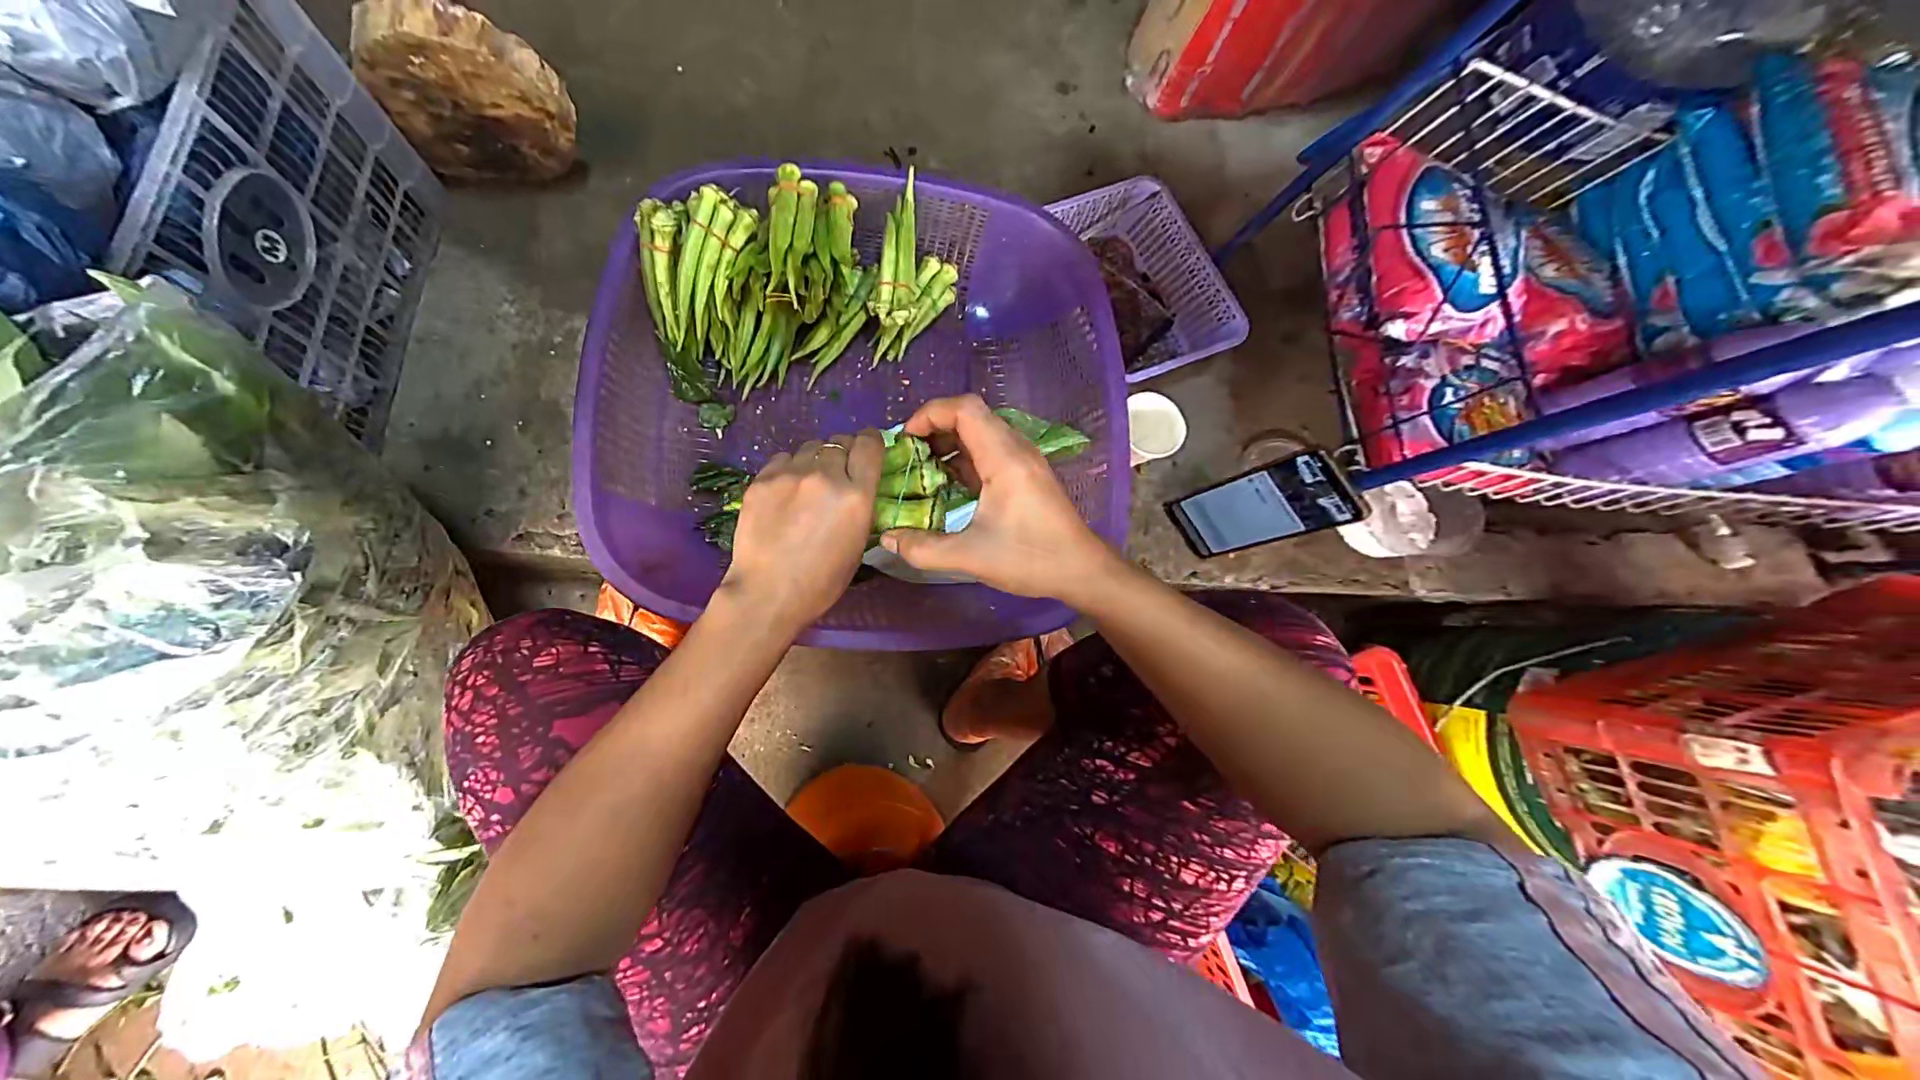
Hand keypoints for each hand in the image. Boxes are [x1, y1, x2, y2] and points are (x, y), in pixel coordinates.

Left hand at [719, 429, 883, 629]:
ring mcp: (790, 474)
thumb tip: (857, 488)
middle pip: (839, 442)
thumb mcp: (858, 544)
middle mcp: (826, 475)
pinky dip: (788, 469)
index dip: (871, 442)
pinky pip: (783, 459)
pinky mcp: (762, 479)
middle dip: (842, 454)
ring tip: (807, 484)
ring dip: (815, 460)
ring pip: (810, 447)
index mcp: (856, 495)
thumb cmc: (821, 580)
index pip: (870, 445)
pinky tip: (784, 492)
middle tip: (836, 474)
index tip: (868, 448)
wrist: (768, 592)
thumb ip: (861, 506)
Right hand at [880, 395, 1122, 604]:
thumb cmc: (1031, 559)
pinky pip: (989, 451)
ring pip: (980, 433)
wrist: (1082, 570)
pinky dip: (964, 459)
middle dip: (933, 429)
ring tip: (922, 471)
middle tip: (907, 457)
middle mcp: (1015, 449)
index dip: (929, 414)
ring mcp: (1023, 460)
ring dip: (948, 444)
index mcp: (1004, 458)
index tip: (905, 441)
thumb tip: (887, 538)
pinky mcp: (1026, 474)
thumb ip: (923, 548)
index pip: (964, 408)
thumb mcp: (970, 557)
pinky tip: (947, 485)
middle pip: (970, 416)